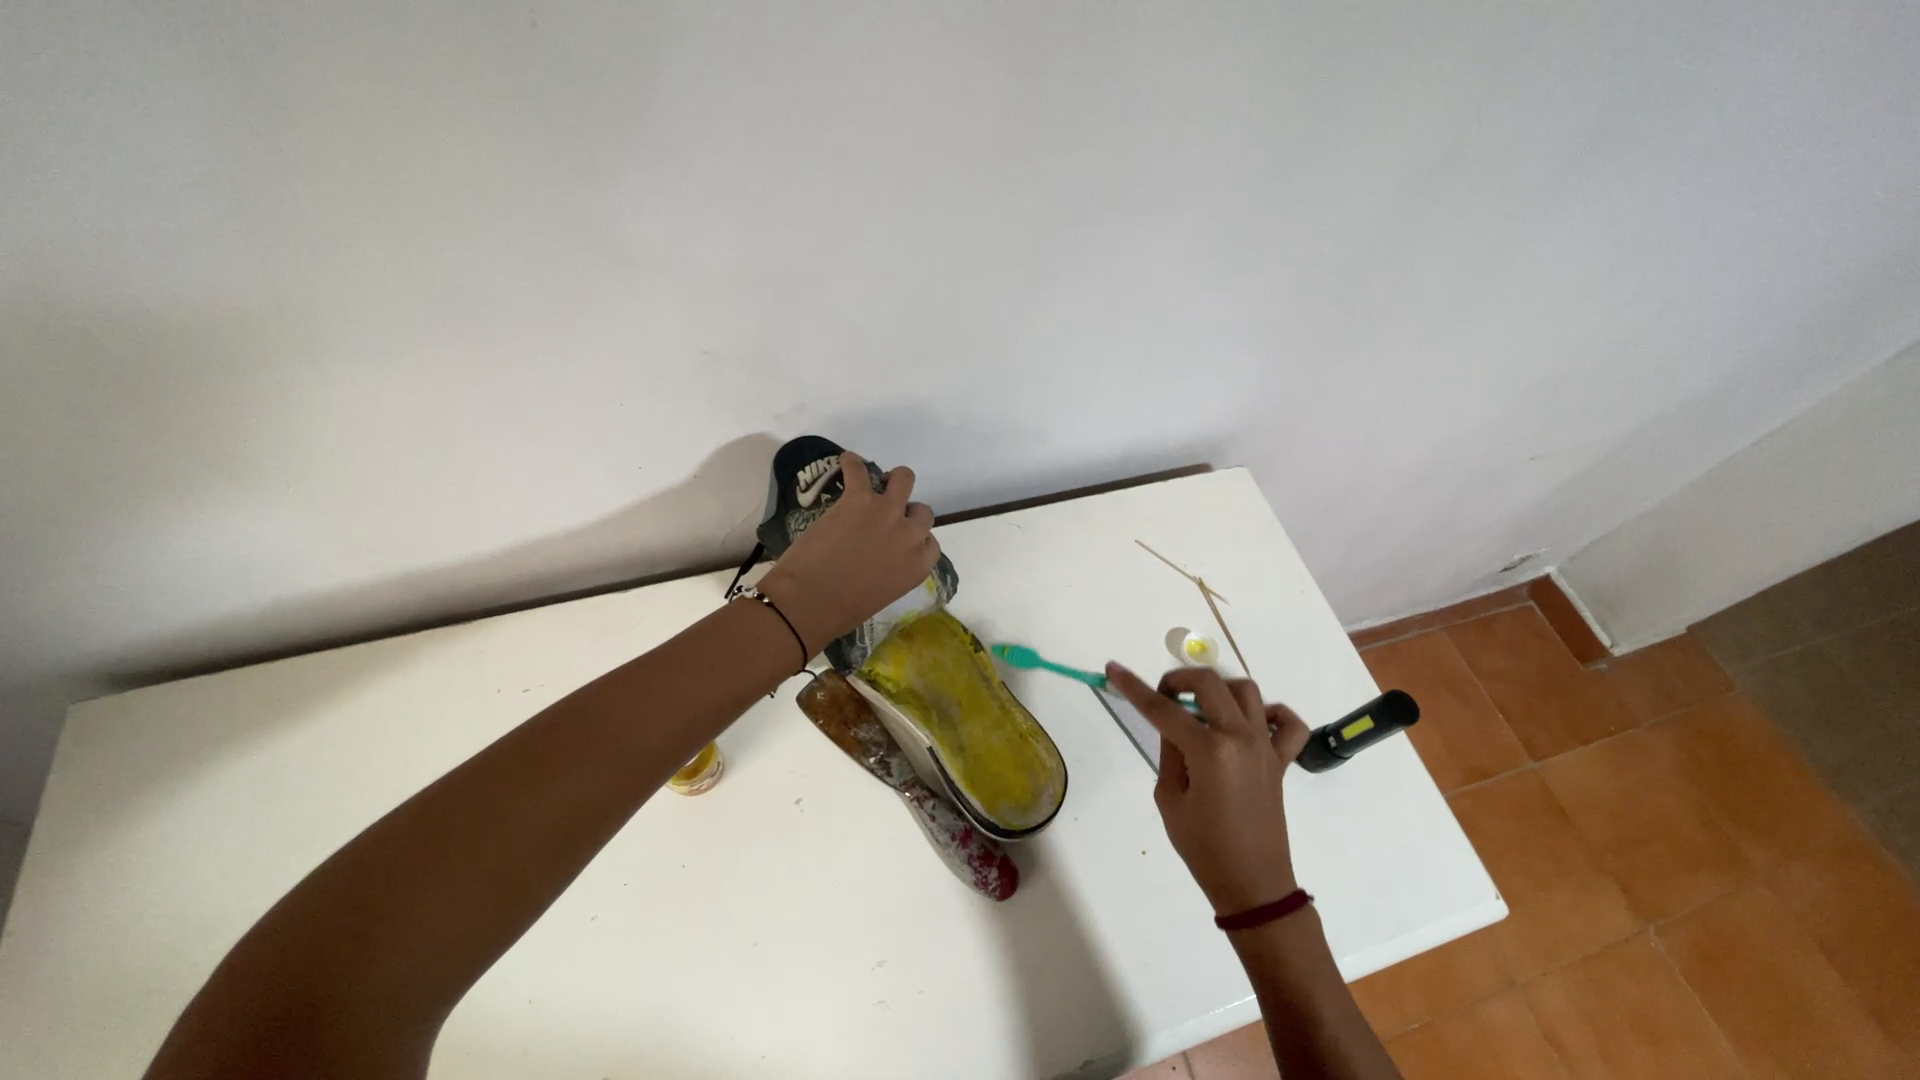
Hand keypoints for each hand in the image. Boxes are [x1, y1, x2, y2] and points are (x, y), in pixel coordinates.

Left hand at [757, 452, 939, 653]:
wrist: (810, 601)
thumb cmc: (844, 609)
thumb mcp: (885, 593)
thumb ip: (894, 569)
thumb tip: (882, 555)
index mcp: (919, 565)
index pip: (930, 542)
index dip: (916, 538)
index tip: (901, 541)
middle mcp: (911, 535)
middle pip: (922, 511)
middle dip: (906, 513)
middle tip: (885, 517)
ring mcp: (887, 513)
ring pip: (904, 478)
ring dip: (893, 480)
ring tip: (877, 483)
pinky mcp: (858, 499)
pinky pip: (858, 469)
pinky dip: (852, 464)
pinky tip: (847, 463)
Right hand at [1106, 664, 1312, 916]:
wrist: (1252, 883)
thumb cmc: (1203, 847)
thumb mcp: (1169, 799)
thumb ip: (1170, 753)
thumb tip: (1174, 727)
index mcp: (1208, 750)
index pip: (1162, 709)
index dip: (1133, 687)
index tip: (1114, 668)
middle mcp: (1240, 737)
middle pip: (1209, 683)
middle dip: (1178, 680)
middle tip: (1162, 695)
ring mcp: (1265, 746)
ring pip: (1246, 691)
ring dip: (1219, 690)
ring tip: (1201, 709)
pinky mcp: (1282, 760)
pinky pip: (1288, 724)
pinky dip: (1272, 714)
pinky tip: (1251, 724)